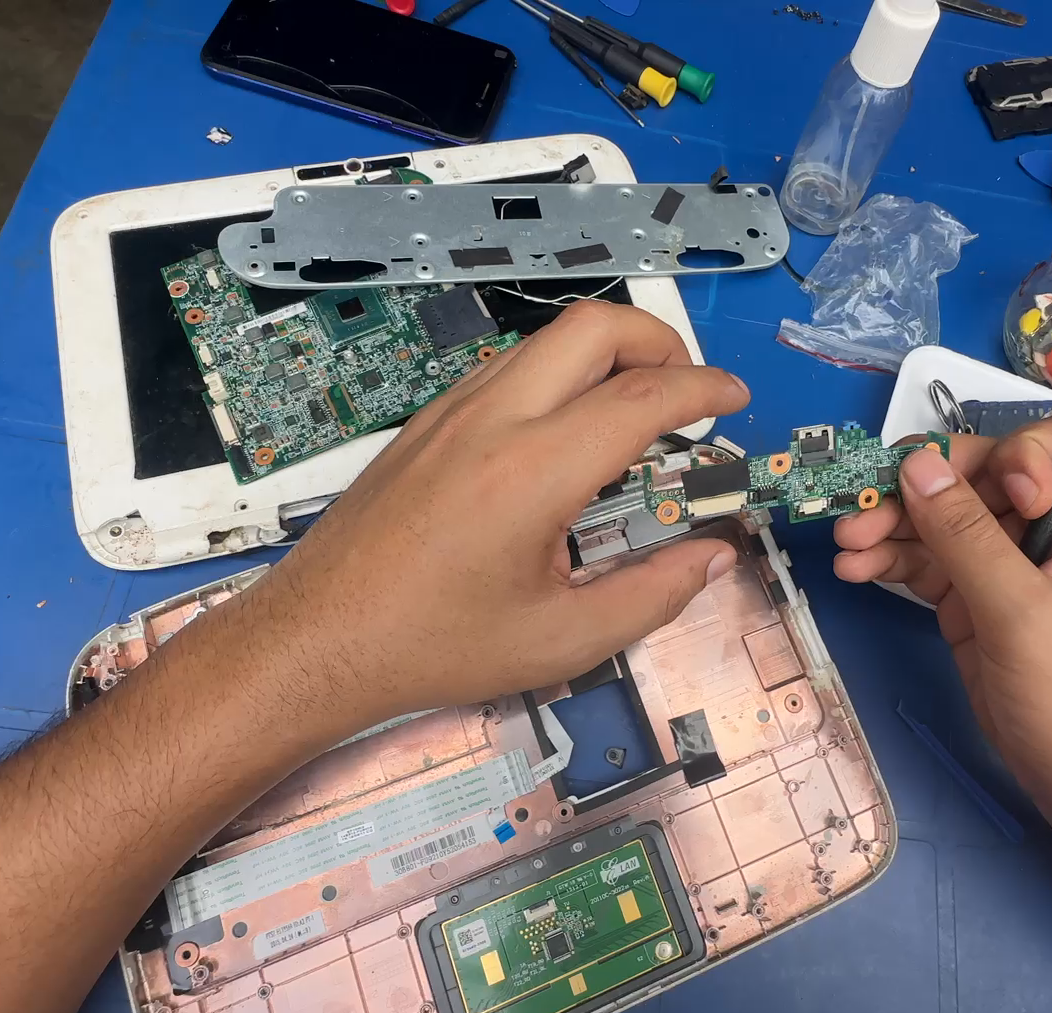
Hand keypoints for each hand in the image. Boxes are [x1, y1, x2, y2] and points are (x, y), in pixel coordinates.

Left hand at [242, 301, 748, 730]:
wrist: (317, 639)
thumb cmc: (438, 646)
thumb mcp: (561, 641)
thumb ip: (652, 596)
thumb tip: (711, 556)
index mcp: (534, 470)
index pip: (642, 397)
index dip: (704, 389)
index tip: (734, 398)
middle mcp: (493, 418)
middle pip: (594, 327)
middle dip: (659, 342)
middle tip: (686, 395)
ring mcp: (451, 411)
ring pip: (548, 342)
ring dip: (606, 357)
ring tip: (632, 414)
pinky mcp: (426, 421)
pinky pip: (509, 369)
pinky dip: (560, 377)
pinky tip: (563, 435)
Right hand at [832, 420, 1051, 852]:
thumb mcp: (1025, 614)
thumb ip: (966, 536)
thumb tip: (916, 464)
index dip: (1017, 453)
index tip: (991, 493)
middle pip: (981, 481)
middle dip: (922, 492)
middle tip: (863, 512)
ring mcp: (1009, 572)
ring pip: (944, 524)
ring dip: (892, 528)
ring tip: (846, 546)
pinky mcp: (975, 606)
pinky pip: (928, 566)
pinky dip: (891, 564)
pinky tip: (855, 570)